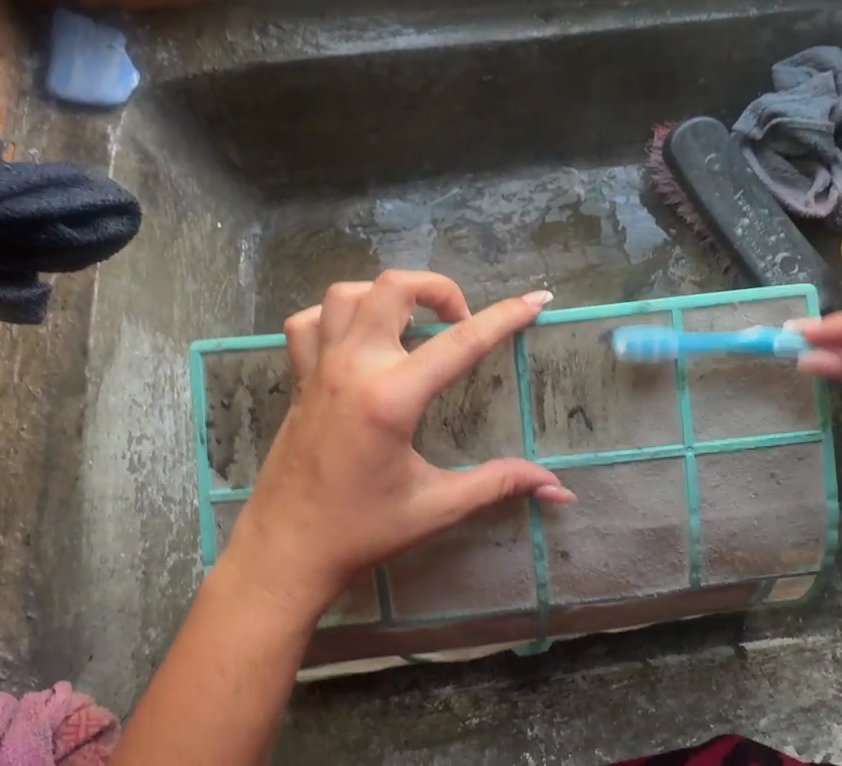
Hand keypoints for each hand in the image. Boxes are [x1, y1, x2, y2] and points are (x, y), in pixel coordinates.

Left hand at [221, 272, 573, 617]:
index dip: (505, 316)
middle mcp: (353, 368)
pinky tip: (357, 338)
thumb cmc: (360, 531)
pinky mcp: (299, 378)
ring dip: (385, 296)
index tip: (535, 301)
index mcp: (391, 399)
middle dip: (437, 289)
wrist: (284, 552)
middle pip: (393, 288)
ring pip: (346, 294)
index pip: (461, 343)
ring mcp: (320, 368)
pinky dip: (335, 316)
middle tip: (460, 320)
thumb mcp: (435, 507)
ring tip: (412, 323)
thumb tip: (557, 488)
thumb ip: (497, 484)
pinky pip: (307, 322)